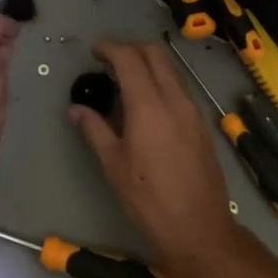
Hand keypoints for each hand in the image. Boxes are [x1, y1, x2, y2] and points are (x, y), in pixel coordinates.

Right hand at [69, 41, 236, 271]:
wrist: (200, 230)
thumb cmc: (149, 200)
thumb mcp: (114, 165)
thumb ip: (94, 129)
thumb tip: (76, 109)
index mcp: (149, 105)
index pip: (129, 58)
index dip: (110, 48)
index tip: (94, 52)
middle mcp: (174, 99)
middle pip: (155, 53)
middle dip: (130, 46)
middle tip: (109, 59)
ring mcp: (193, 110)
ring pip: (171, 68)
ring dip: (148, 61)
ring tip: (125, 78)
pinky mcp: (202, 124)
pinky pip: (180, 86)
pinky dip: (161, 79)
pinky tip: (147, 101)